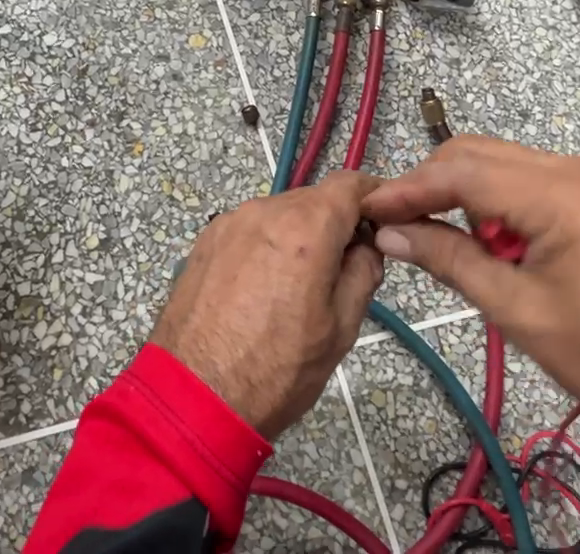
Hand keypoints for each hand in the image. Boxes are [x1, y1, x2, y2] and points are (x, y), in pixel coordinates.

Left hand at [151, 172, 384, 439]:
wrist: (195, 394)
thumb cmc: (278, 368)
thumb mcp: (341, 327)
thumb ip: (362, 271)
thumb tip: (365, 243)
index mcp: (304, 227)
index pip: (349, 184)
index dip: (373, 196)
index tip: (384, 220)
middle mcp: (264, 211)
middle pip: (313, 199)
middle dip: (335, 223)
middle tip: (346, 267)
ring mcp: (229, 223)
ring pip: (279, 214)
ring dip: (299, 235)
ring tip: (301, 286)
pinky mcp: (205, 240)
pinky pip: (250, 229)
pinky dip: (267, 244)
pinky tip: (265, 286)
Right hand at [363, 136, 579, 426]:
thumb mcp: (521, 313)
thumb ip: (450, 261)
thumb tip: (390, 233)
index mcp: (567, 197)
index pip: (466, 171)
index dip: (410, 186)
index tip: (370, 207)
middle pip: (482, 152)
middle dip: (432, 182)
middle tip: (397, 219)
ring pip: (506, 161)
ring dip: (464, 190)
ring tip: (437, 233)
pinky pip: (535, 177)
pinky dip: (499, 198)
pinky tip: (488, 235)